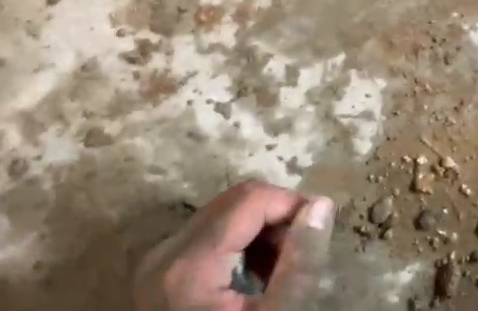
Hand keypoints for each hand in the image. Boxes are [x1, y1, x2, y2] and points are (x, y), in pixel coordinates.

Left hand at [134, 180, 335, 310]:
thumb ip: (299, 264)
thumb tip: (322, 204)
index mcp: (189, 264)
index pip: (253, 198)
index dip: (293, 206)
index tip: (318, 236)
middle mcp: (164, 253)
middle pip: (237, 202)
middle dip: (278, 219)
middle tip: (299, 258)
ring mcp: (155, 264)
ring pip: (223, 215)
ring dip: (260, 232)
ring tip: (278, 271)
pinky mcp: (156, 274)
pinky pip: (207, 235)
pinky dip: (238, 246)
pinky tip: (251, 279)